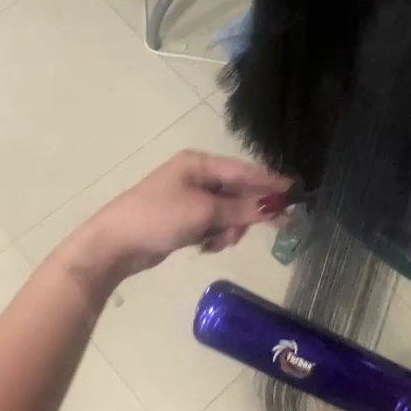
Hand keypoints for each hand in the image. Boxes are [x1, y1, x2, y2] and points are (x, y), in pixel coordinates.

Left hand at [57, 150, 289, 285]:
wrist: (115, 244)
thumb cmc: (158, 217)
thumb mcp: (204, 212)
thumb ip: (241, 210)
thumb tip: (274, 206)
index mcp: (199, 163)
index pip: (244, 171)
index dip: (270, 182)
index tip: (295, 193)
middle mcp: (196, 176)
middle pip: (237, 192)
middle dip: (248, 212)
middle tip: (277, 227)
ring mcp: (189, 198)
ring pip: (227, 212)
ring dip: (229, 228)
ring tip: (217, 241)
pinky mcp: (183, 219)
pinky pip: (212, 224)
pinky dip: (214, 235)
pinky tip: (205, 247)